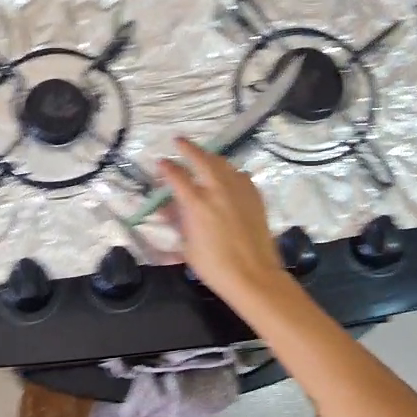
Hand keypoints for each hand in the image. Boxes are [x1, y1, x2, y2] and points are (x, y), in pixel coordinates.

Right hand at [157, 139, 296, 304]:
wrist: (254, 275)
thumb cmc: (215, 267)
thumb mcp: (187, 247)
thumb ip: (179, 223)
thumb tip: (169, 208)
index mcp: (197, 204)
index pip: (176, 177)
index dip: (166, 168)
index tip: (161, 162)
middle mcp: (218, 190)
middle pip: (202, 159)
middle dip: (188, 148)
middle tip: (179, 141)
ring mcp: (239, 191)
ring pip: (223, 164)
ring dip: (210, 157)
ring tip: (203, 156)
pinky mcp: (255, 196)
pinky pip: (240, 175)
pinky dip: (230, 172)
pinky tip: (227, 176)